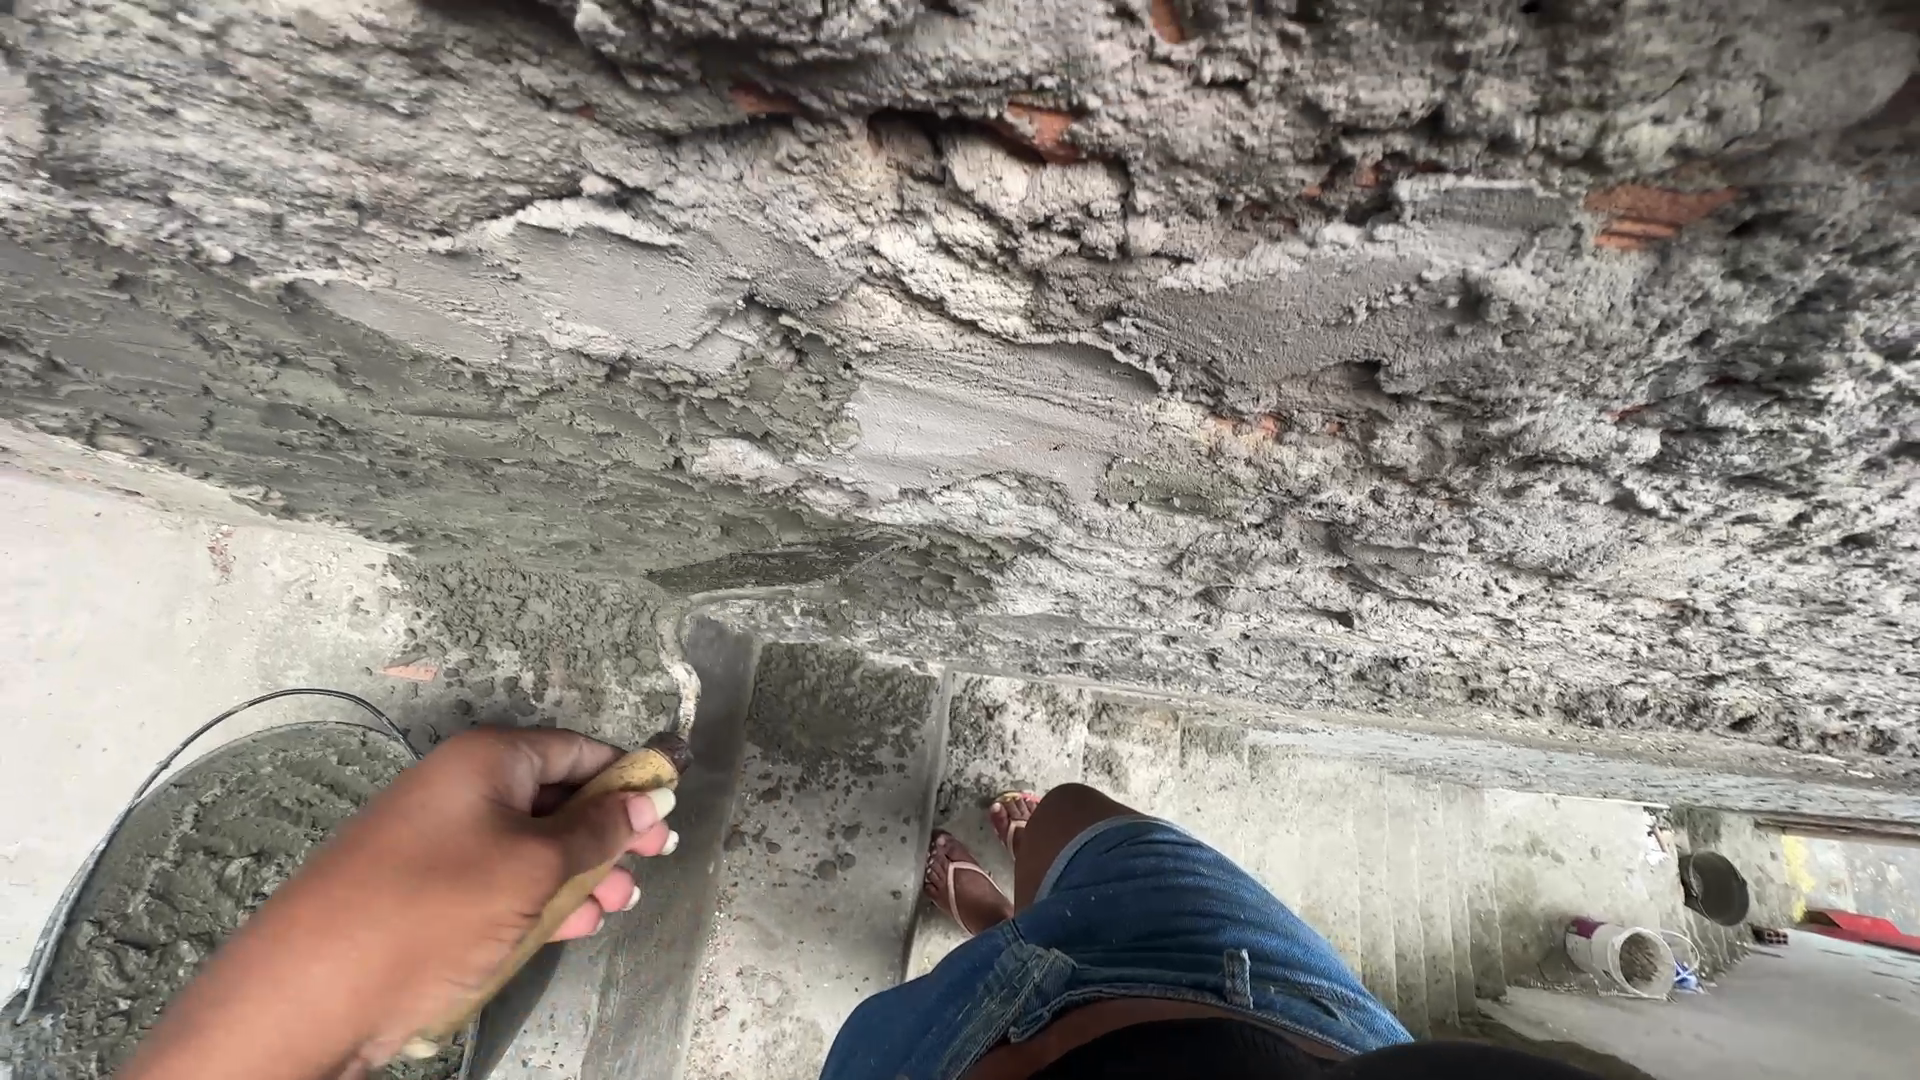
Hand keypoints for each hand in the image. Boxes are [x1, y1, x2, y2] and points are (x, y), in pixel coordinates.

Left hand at [121, 726, 677, 1079]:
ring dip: (582, 873)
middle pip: (561, 799)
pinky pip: (501, 879)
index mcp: (489, 760)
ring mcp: (442, 841)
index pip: (581, 752)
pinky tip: (574, 926)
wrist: (294, 1008)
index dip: (629, 779)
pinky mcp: (427, 891)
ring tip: (616, 906)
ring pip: (535, 845)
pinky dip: (541, 898)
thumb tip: (650, 797)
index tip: (666, 811)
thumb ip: (601, 829)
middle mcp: (465, 788)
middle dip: (609, 834)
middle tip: (648, 863)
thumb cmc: (432, 912)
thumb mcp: (535, 867)